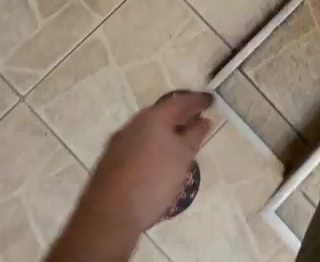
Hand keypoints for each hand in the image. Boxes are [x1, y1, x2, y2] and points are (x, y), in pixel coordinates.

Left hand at [51, 92, 214, 261]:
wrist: (108, 218)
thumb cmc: (154, 180)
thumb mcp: (184, 156)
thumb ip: (195, 134)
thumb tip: (202, 121)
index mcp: (153, 117)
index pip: (181, 101)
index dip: (198, 101)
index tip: (212, 102)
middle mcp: (132, 125)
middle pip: (161, 114)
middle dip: (180, 116)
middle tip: (197, 120)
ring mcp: (117, 144)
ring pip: (147, 130)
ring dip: (164, 132)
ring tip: (179, 142)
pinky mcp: (108, 163)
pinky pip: (136, 145)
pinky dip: (151, 146)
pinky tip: (157, 160)